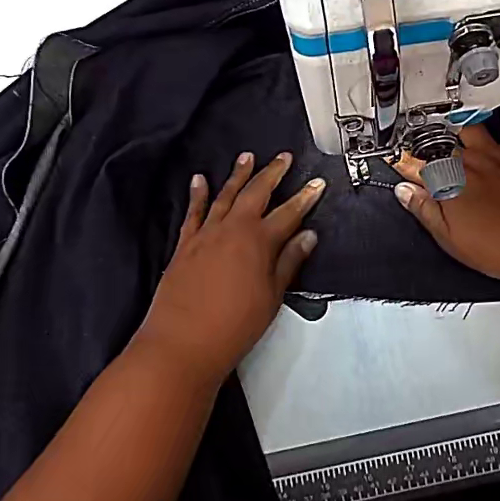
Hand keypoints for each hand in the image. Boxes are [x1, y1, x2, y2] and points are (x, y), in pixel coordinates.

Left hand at [136, 152, 324, 381]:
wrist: (182, 343)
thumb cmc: (234, 325)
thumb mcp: (272, 296)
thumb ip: (289, 262)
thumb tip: (308, 236)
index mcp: (258, 241)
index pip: (289, 213)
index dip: (305, 197)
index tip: (317, 184)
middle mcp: (232, 229)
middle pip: (256, 193)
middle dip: (273, 173)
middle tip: (284, 158)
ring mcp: (206, 235)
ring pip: (225, 195)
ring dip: (238, 175)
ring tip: (247, 157)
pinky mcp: (185, 245)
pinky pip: (193, 212)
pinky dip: (198, 194)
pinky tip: (199, 180)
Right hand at [395, 98, 499, 368]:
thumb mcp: (451, 239)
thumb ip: (425, 211)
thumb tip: (405, 194)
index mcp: (448, 185)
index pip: (416, 169)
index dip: (404, 165)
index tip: (397, 162)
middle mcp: (470, 165)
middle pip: (440, 147)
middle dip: (427, 147)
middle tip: (420, 147)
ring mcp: (496, 158)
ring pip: (470, 130)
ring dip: (458, 126)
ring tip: (448, 122)